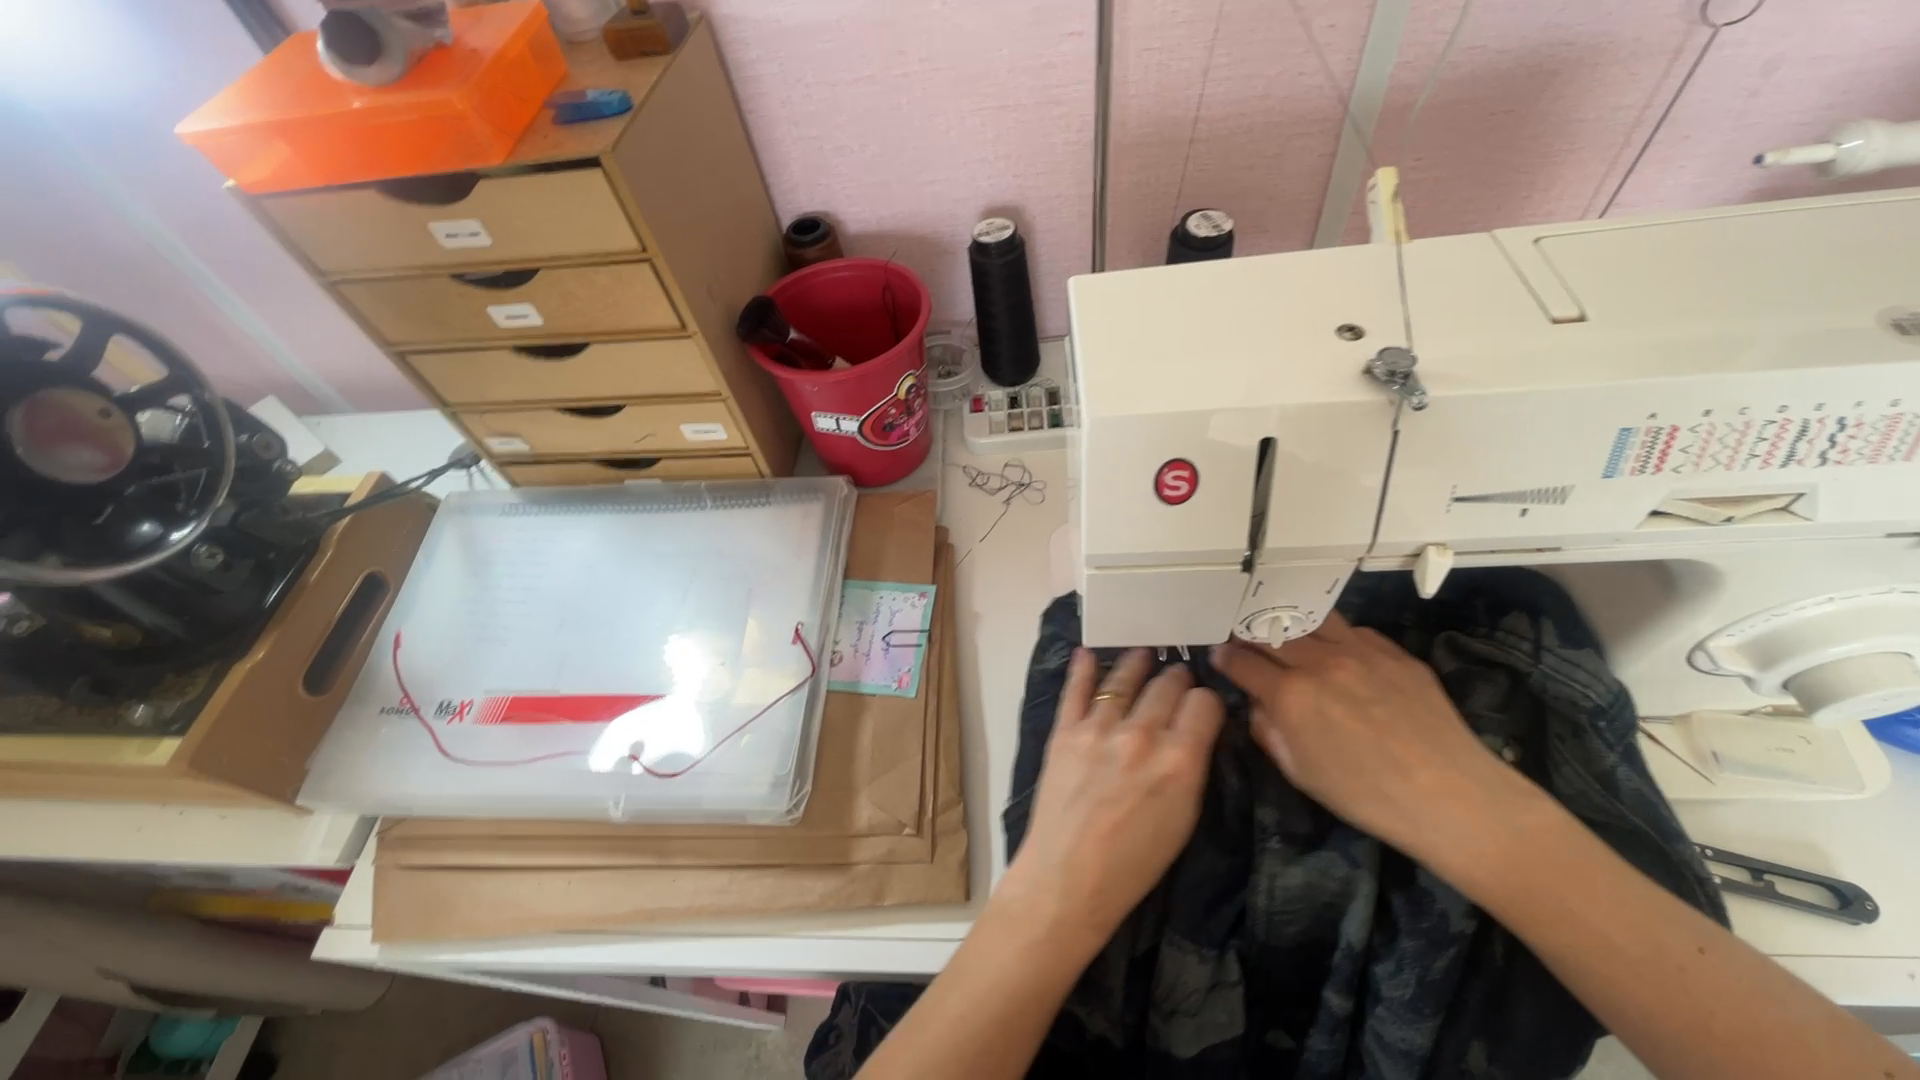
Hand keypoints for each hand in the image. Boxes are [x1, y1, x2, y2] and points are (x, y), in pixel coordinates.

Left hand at [1003, 648, 1224, 947]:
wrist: (1069, 878)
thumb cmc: (1136, 863)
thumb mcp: (1184, 818)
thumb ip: (1191, 767)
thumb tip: (1195, 734)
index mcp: (1179, 759)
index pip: (1204, 703)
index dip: (1207, 700)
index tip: (1204, 703)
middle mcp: (1141, 734)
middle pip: (1166, 685)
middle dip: (1176, 679)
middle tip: (1177, 676)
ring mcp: (1098, 728)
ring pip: (1123, 680)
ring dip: (1136, 664)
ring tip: (1143, 655)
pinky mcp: (1065, 732)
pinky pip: (1076, 691)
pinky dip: (1082, 669)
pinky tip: (1088, 654)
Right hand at [1210, 613, 1513, 853]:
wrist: (1449, 796)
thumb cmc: (1365, 795)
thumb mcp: (1300, 773)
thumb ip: (1269, 732)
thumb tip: (1258, 706)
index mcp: (1291, 695)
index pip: (1242, 661)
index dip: (1225, 658)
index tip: (1219, 657)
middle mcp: (1321, 662)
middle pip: (1271, 632)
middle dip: (1251, 635)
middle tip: (1246, 642)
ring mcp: (1362, 652)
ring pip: (1313, 618)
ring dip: (1292, 625)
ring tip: (1288, 635)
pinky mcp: (1396, 653)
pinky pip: (1355, 631)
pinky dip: (1336, 637)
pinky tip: (1338, 653)